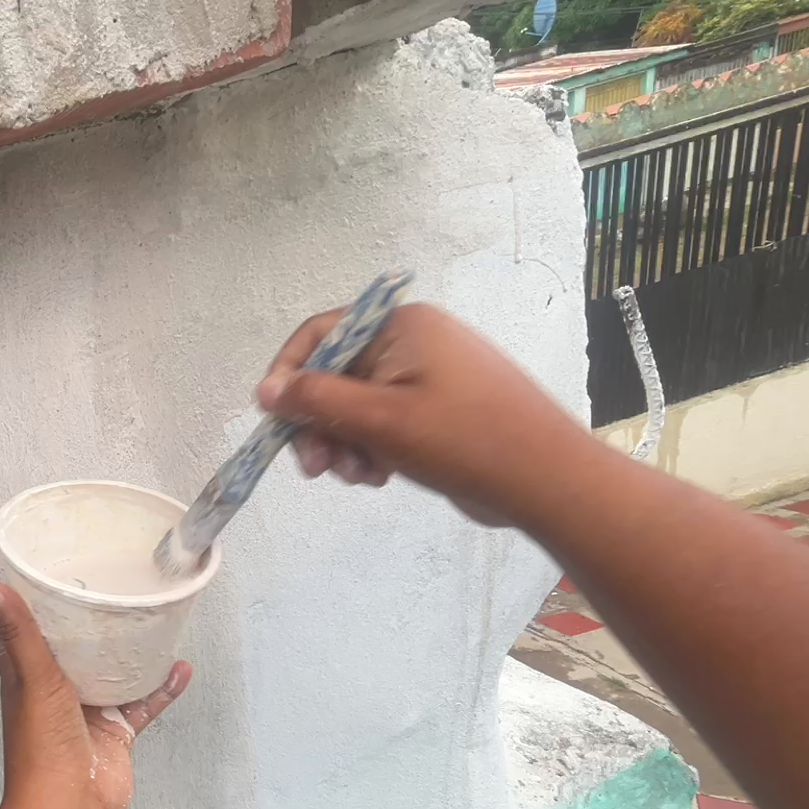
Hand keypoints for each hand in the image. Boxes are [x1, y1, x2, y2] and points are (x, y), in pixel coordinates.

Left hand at [0, 581, 191, 808]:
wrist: (71, 804)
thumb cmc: (42, 741)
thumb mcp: (32, 675)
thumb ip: (19, 631)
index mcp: (26, 675)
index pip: (28, 631)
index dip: (38, 605)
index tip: (57, 574)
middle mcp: (55, 690)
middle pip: (75, 650)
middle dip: (92, 625)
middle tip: (115, 588)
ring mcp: (88, 710)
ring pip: (112, 673)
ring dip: (130, 653)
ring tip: (154, 620)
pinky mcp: (116, 731)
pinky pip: (142, 703)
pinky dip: (160, 688)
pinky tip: (181, 668)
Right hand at [256, 302, 596, 526]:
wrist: (545, 481)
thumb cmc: (462, 439)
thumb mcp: (377, 418)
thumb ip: (314, 399)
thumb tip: (263, 390)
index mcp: (400, 327)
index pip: (318, 335)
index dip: (287, 374)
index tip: (274, 418)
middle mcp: (409, 342)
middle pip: (330, 377)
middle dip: (316, 424)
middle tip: (313, 468)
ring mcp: (422, 375)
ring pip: (349, 405)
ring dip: (340, 443)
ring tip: (356, 476)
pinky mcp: (430, 408)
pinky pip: (375, 422)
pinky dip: (365, 449)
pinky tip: (376, 475)